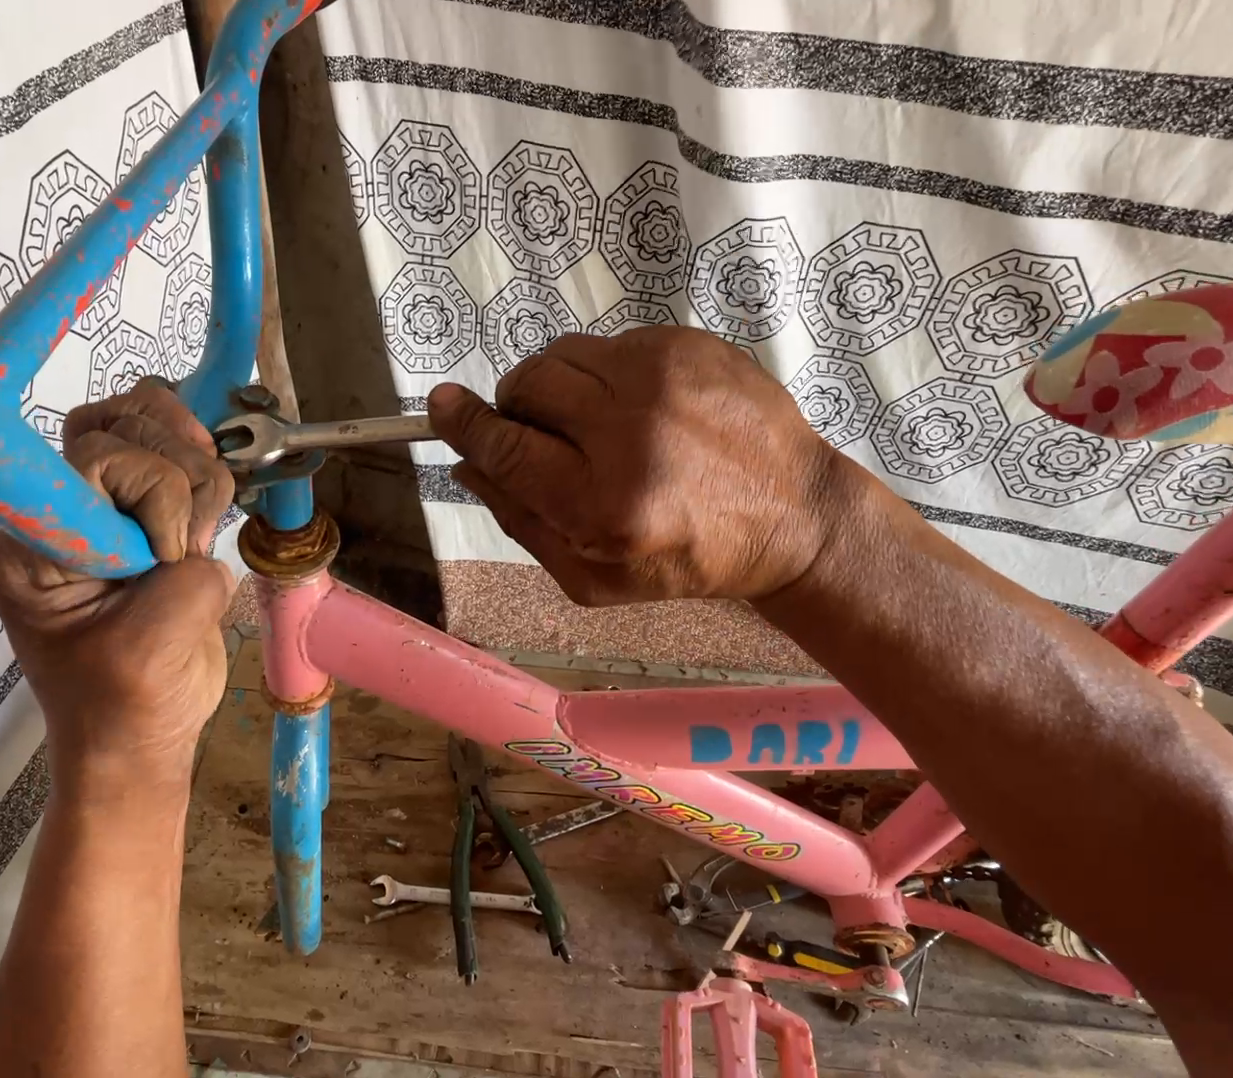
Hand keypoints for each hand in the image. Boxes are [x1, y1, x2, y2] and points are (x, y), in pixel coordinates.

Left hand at [0, 380, 236, 794]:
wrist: (141, 736)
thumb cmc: (127, 706)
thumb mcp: (151, 648)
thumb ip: (184, 583)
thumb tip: (206, 549)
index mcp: (39, 544)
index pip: (93, 459)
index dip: (151, 490)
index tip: (173, 556)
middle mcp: (69, 516)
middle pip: (122, 428)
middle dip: (179, 478)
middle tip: (191, 548)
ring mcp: (112, 512)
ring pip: (155, 431)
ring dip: (200, 475)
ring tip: (203, 542)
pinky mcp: (151, 519)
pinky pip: (180, 458)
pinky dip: (208, 470)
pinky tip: (215, 510)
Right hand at [427, 326, 843, 604]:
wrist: (793, 514)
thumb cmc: (688, 560)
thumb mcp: (593, 577)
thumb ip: (522, 522)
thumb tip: (468, 464)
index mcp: (605, 504)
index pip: (508, 448)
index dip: (465, 425)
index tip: (439, 406)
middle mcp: (631, 432)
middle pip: (527, 387)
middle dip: (516, 409)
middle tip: (540, 434)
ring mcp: (663, 378)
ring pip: (561, 355)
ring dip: (556, 387)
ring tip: (592, 422)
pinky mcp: (688, 345)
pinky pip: (607, 343)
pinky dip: (602, 373)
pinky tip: (637, 407)